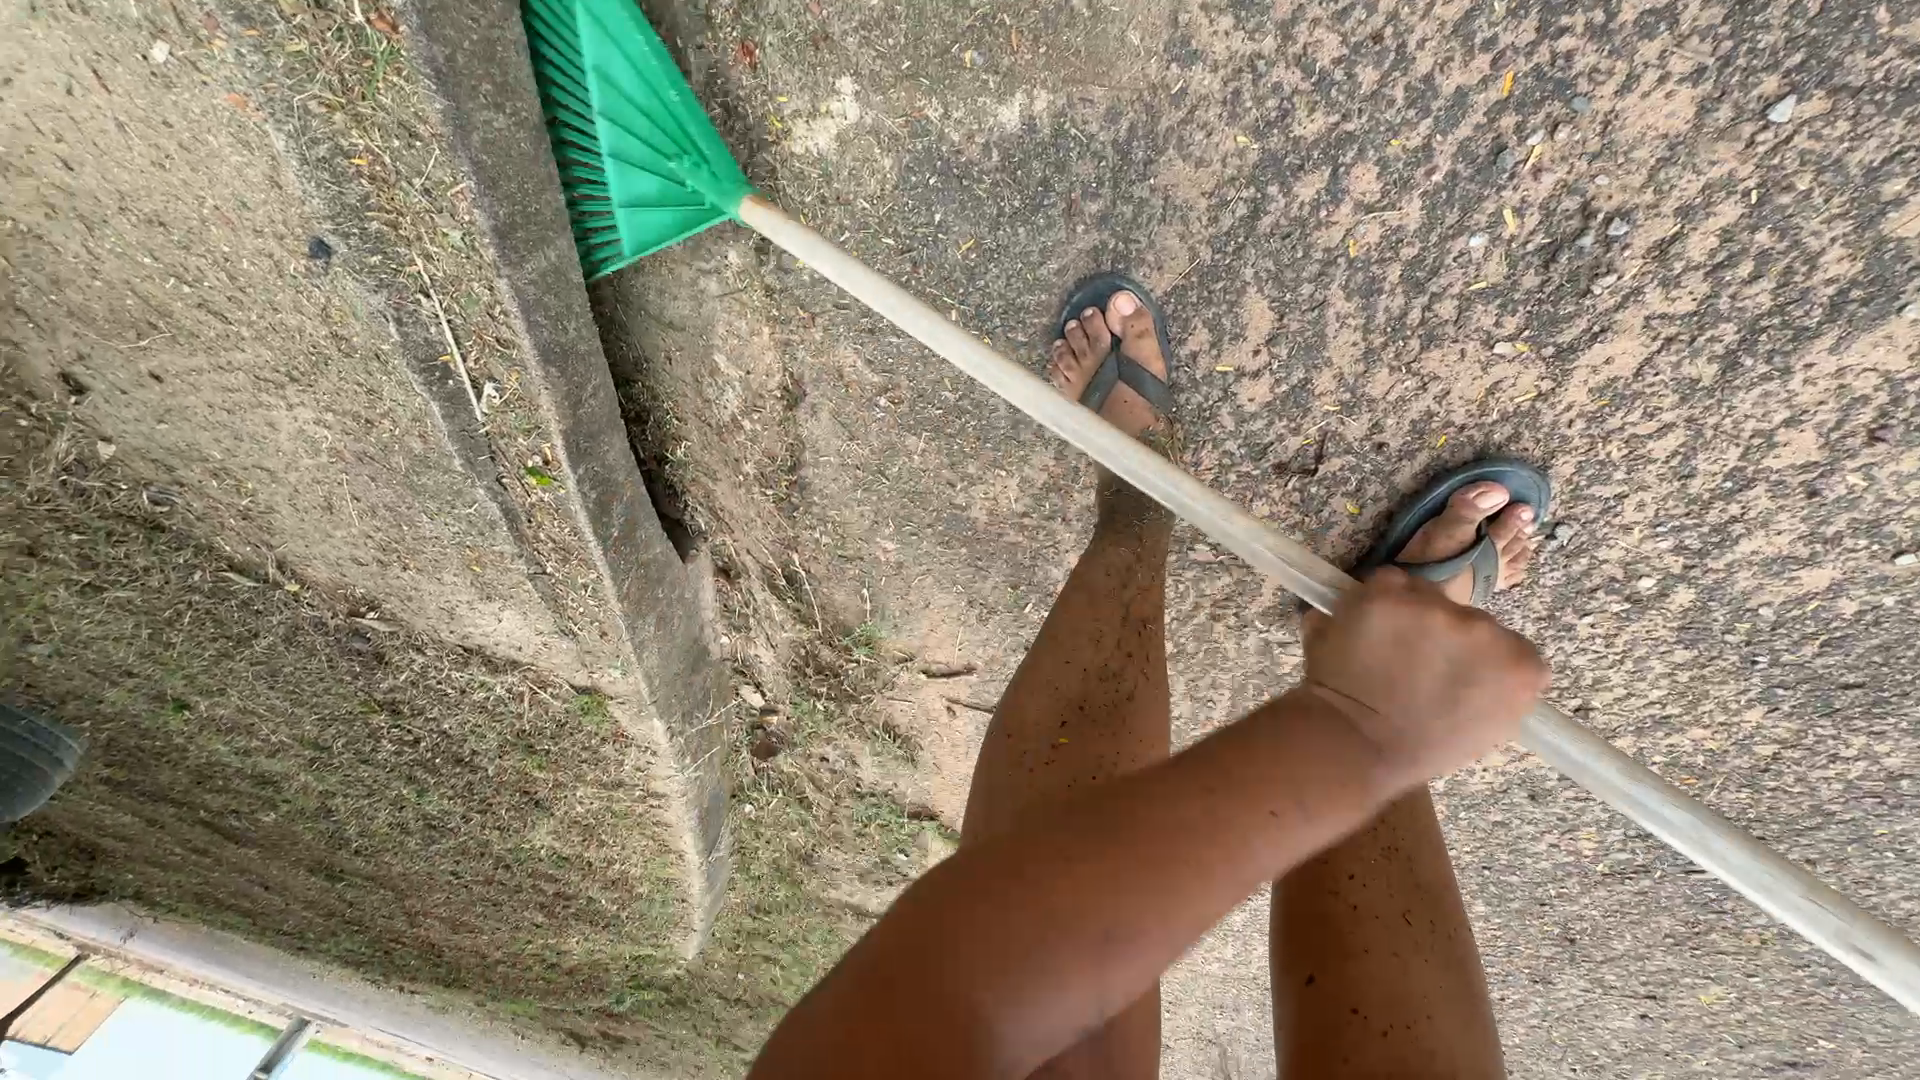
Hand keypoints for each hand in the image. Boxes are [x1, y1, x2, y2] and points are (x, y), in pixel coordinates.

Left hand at [1297, 566, 1548, 786]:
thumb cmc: (1416, 747)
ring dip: (1407, 611)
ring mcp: (1435, 609)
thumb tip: (1480, 662)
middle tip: (1408, 661)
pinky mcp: (1388, 596)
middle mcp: (1485, 629)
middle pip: (1464, 615)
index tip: (1447, 670)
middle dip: (1439, 632)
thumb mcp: (1484, 725)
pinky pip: (1386, 582)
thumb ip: (1493, 685)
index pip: (1505, 643)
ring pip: (1424, 593)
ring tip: (1380, 646)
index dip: (1471, 654)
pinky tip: (1362, 627)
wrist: (1355, 741)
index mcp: (1520, 666)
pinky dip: (1374, 598)